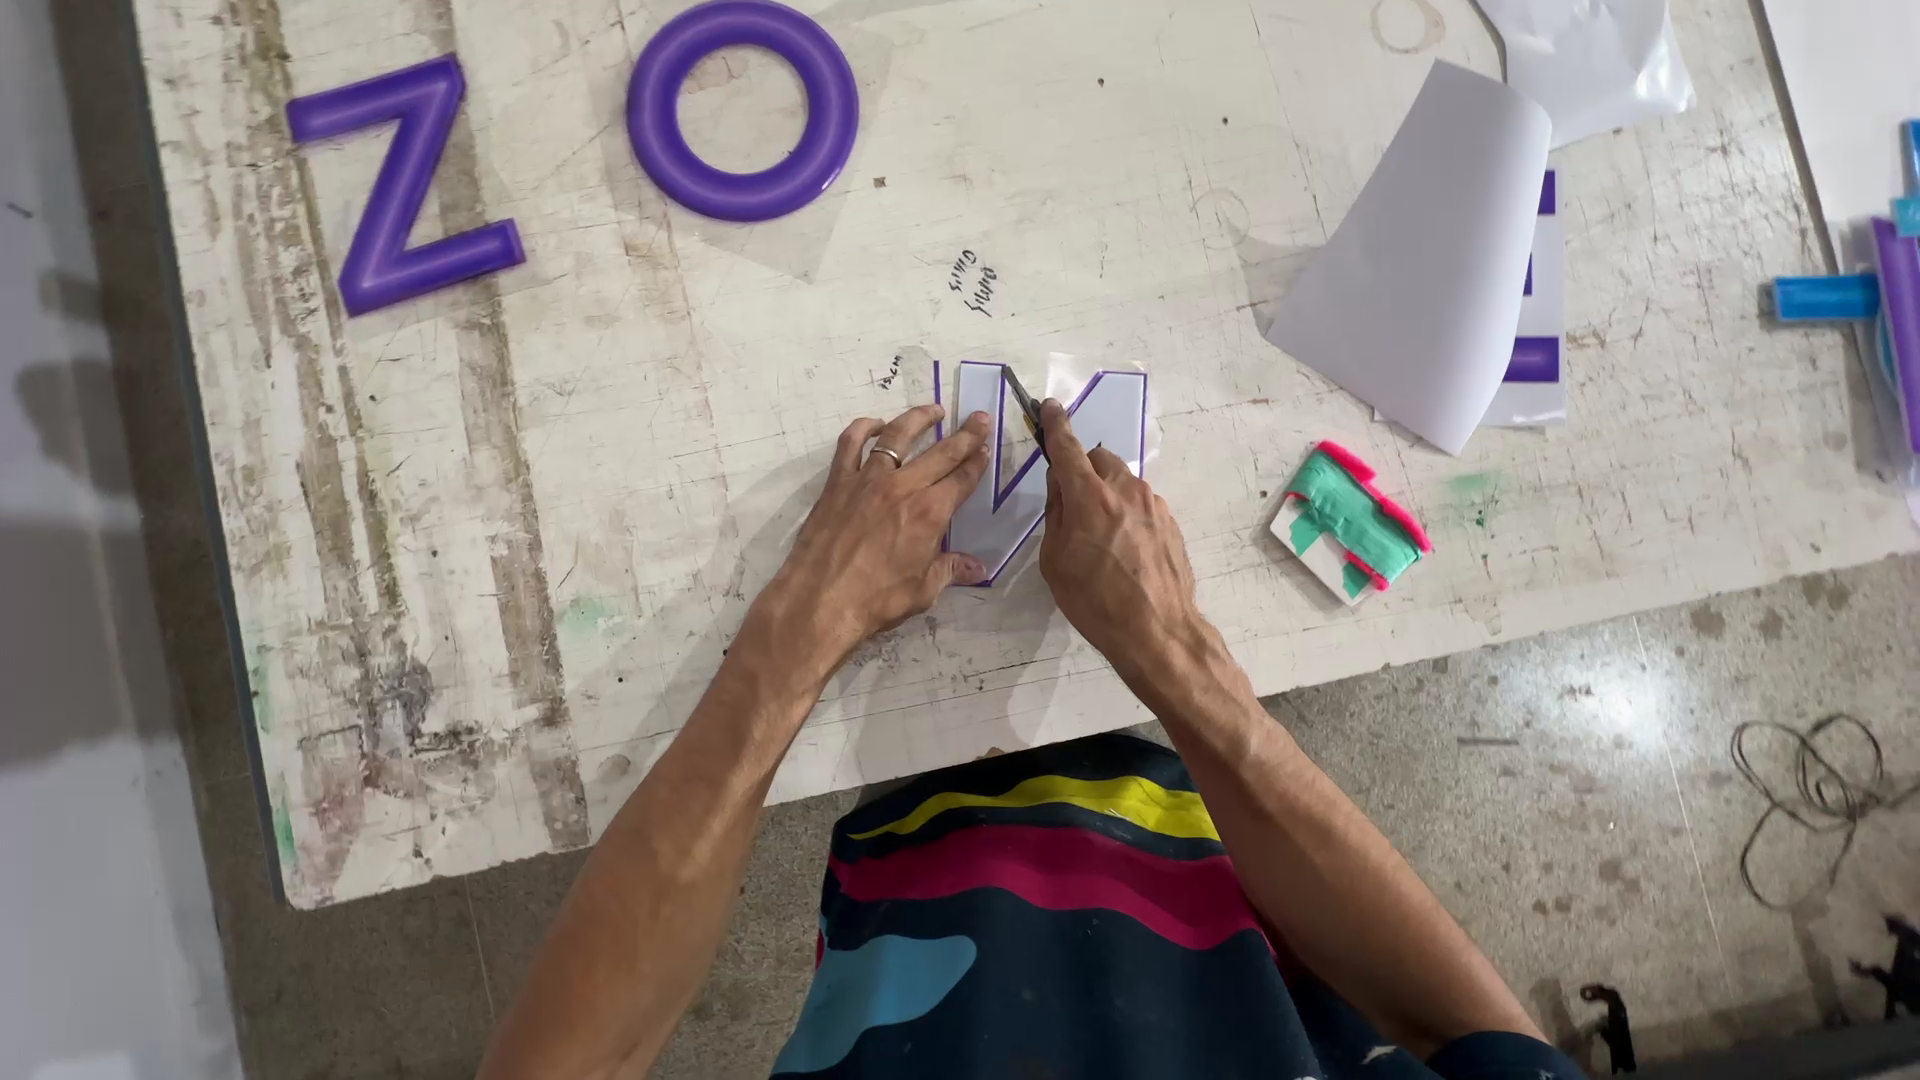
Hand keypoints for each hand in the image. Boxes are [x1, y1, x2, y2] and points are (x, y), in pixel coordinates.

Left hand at [750, 405, 991, 670]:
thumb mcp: (923, 591)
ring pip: (898, 436)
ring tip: (935, 410)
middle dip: (965, 434)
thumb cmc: (876, 601)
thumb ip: (950, 570)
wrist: (819, 601)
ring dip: (919, 419)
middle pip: (941, 452)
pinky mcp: (838, 482)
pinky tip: (876, 425)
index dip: (977, 462)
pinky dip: (864, 428)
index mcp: (929, 513)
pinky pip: (851, 443)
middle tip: (979, 418)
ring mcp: (867, 480)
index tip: (986, 449)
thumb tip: (978, 569)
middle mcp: (902, 487)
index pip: (962, 480)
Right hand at [1038, 399, 1204, 680]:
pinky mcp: (1170, 522)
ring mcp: (1153, 504)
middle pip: (1099, 459)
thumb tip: (1061, 487)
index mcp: (1089, 497)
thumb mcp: (1054, 561)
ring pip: (1122, 481)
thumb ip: (1056, 515)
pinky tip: (1124, 549)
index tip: (1050, 407)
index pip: (1068, 448)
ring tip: (1099, 534)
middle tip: (1072, 500)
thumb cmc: (1094, 601)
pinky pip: (1140, 503)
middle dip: (1083, 469)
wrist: (1156, 630)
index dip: (1055, 425)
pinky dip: (1126, 512)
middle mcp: (1124, 490)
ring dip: (1106, 492)